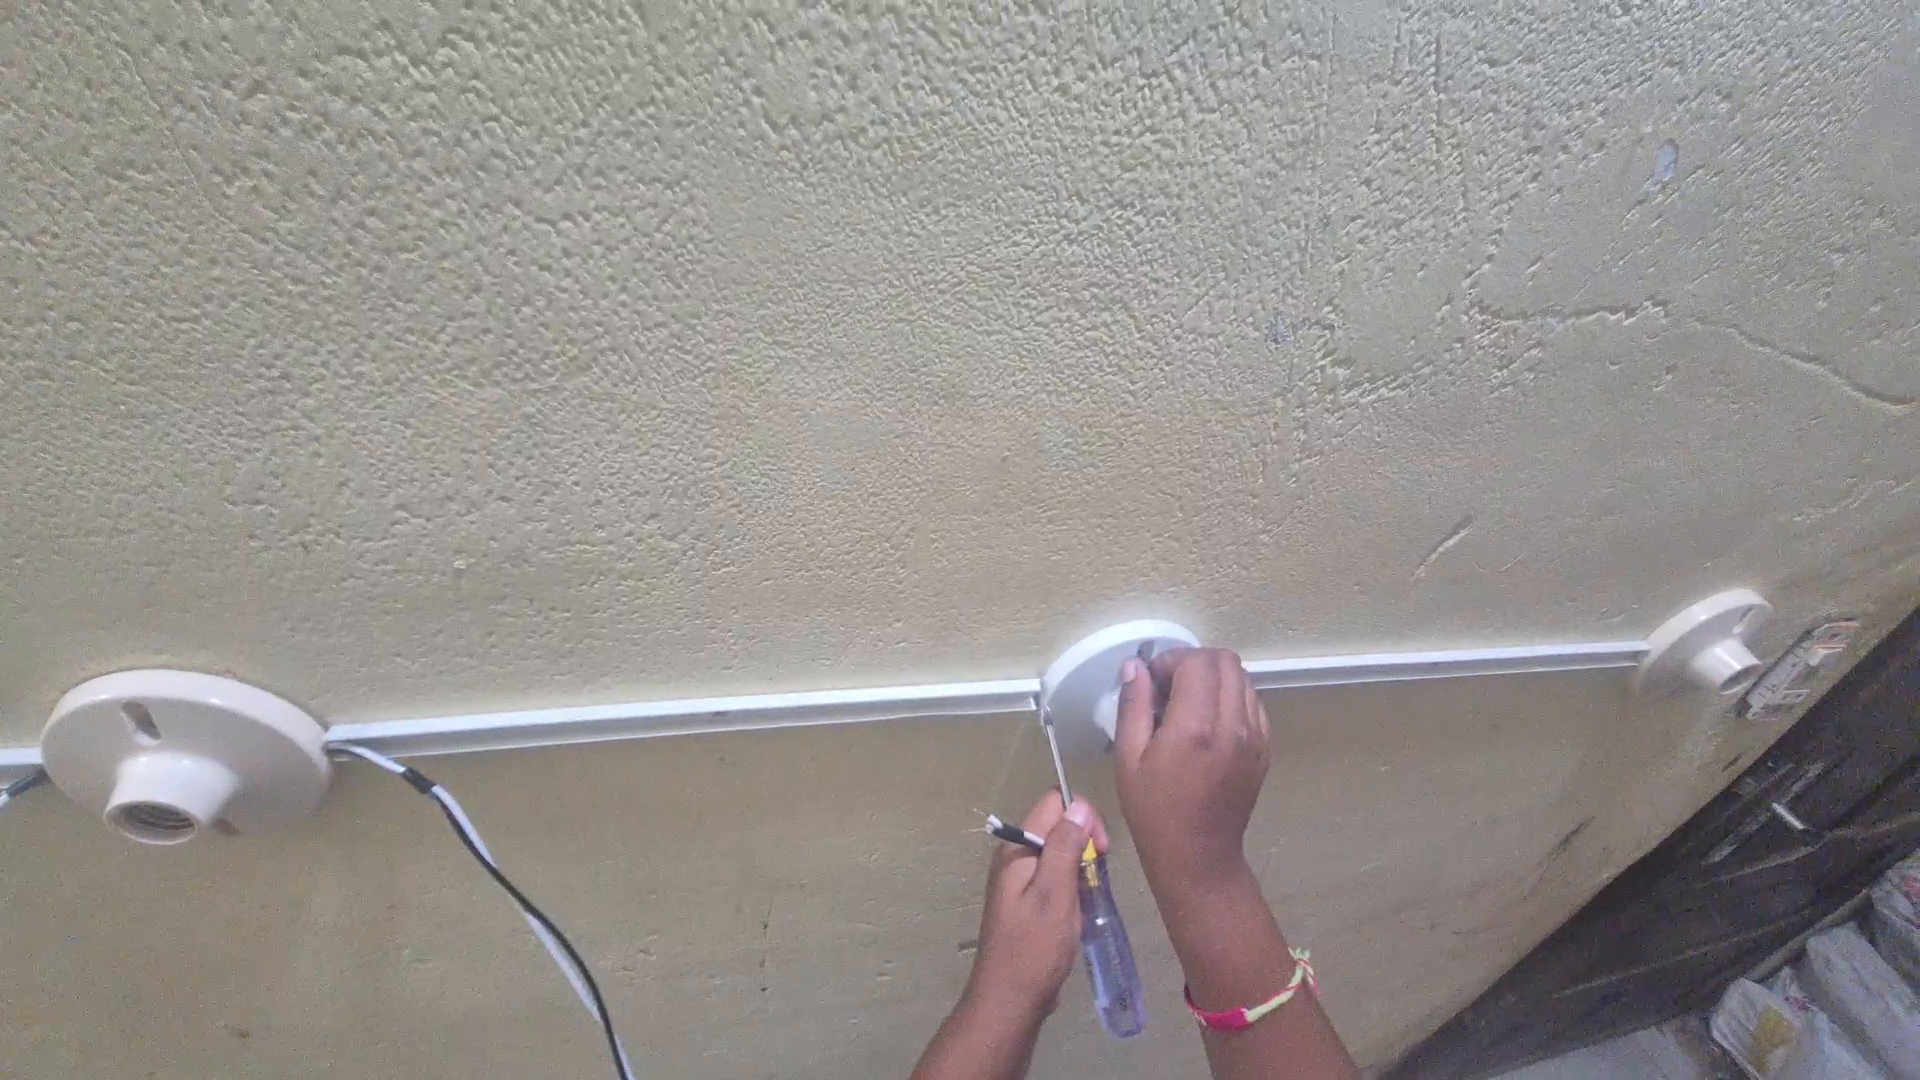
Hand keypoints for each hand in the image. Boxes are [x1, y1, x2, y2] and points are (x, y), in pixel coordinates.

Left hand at [964, 789, 1108, 1016]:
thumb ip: (1065, 846)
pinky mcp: (1026, 899)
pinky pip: (1054, 875)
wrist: (1009, 1001)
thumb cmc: (1033, 948)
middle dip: (1084, 842)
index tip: (1101, 850)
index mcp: (1017, 847)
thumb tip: (1080, 806)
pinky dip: (1072, 886)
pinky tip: (1078, 910)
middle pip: (1057, 824)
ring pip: (1059, 851)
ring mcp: (1019, 878)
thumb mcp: (1055, 894)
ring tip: (1088, 898)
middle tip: (1097, 877)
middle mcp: (1015, 854)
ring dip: (1080, 868)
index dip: (1083, 817)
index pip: (1054, 803)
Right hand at [1113, 647, 1270, 894]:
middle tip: (1169, 688)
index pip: (1196, 662)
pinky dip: (1230, 698)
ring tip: (1188, 705)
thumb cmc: (1153, 809)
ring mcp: (1255, 738)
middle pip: (1226, 661)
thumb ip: (1133, 705)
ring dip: (1213, 679)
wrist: (1197, 856)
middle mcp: (1233, 726)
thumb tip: (1136, 666)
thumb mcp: (1128, 757)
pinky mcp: (1265, 749)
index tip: (1151, 683)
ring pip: (1242, 679)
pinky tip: (1207, 722)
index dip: (1170, 661)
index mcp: (1196, 728)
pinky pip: (1252, 703)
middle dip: (1193, 663)